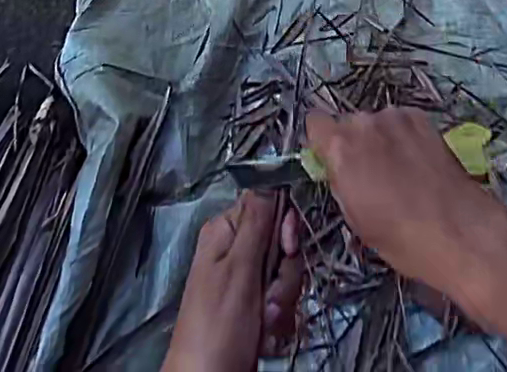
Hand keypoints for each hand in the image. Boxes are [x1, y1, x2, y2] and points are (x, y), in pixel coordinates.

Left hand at [163, 190, 303, 371]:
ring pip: (287, 274)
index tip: (288, 247)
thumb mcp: (238, 269)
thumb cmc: (219, 324)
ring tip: (264, 324)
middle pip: (282, 242)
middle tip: (269, 298)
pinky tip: (265, 336)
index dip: (285, 225)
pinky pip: (283, 301)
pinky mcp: (256, 308)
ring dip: (283, 301)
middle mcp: (237, 249)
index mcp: (226, 230)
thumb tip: (267, 169)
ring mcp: (246, 280)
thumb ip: (257, 221)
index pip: (268, 204)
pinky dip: (280, 321)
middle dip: (285, 274)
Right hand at [305, 108, 506, 294]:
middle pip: (348, 124)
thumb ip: (340, 181)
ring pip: (376, 123)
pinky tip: (420, 162)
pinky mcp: (421, 117)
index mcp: (340, 147)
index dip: (322, 141)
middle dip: (355, 144)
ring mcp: (394, 116)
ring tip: (403, 170)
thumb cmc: (402, 238)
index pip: (314, 122)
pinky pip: (400, 121)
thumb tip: (338, 169)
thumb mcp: (356, 218)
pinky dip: (404, 136)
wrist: (462, 233)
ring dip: (381, 139)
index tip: (333, 161)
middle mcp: (363, 123)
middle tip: (373, 174)